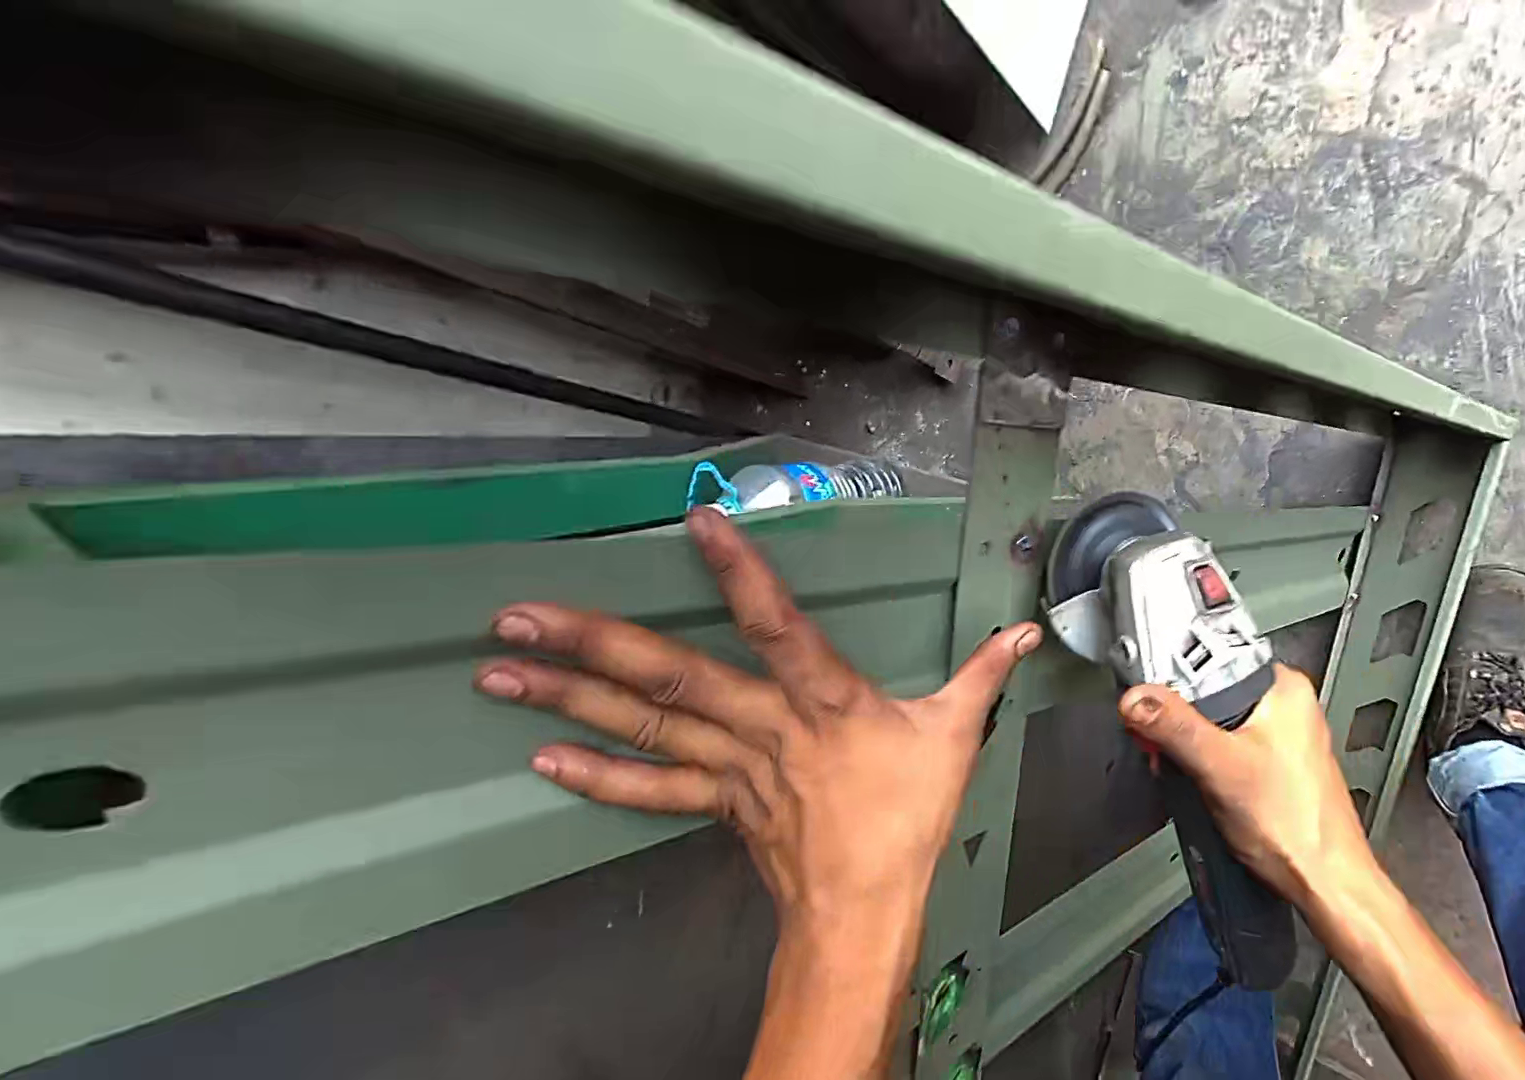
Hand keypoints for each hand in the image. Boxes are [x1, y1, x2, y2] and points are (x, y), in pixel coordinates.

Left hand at [476, 507, 1042, 930]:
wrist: (868, 908)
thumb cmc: (906, 816)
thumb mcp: (952, 735)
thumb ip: (979, 675)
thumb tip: (1023, 634)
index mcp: (821, 700)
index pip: (775, 624)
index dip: (739, 574)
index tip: (697, 524)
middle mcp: (760, 725)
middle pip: (672, 679)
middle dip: (593, 642)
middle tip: (518, 614)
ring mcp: (727, 766)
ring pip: (643, 727)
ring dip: (570, 696)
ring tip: (501, 670)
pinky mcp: (713, 799)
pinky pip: (648, 788)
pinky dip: (596, 774)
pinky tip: (543, 757)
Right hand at [1118, 664, 1374, 908]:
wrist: (1322, 884)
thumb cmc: (1299, 830)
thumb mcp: (1221, 766)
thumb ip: (1174, 726)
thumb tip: (1136, 698)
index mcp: (1281, 688)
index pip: (1205, 656)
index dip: (1168, 675)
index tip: (1145, 694)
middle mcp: (1279, 704)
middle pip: (1199, 686)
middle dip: (1170, 712)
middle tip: (1159, 736)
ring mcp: (1269, 731)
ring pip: (1202, 714)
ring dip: (1177, 735)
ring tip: (1176, 758)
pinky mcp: (1258, 756)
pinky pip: (1210, 737)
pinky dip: (1191, 752)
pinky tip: (1189, 771)